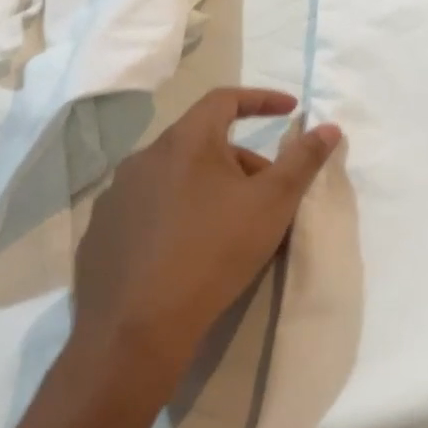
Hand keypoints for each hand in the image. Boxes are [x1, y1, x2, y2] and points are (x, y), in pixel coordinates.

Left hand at [72, 88, 341, 373]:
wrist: (138, 328)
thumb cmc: (216, 251)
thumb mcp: (275, 201)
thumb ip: (304, 159)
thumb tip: (328, 127)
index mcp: (183, 144)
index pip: (223, 99)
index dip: (261, 99)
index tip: (291, 110)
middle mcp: (141, 161)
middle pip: (202, 142)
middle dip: (243, 159)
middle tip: (270, 191)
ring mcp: (114, 200)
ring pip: (176, 176)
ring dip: (210, 186)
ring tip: (234, 224)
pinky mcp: (99, 236)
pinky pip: (149, 208)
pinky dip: (178, 214)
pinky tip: (193, 249)